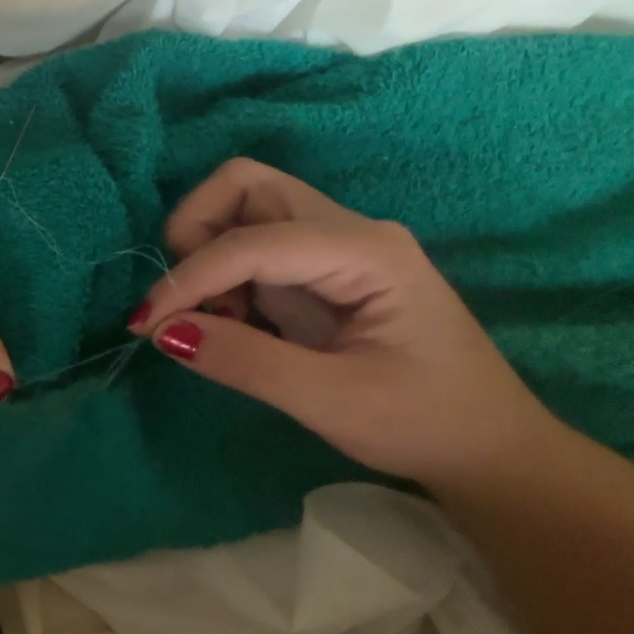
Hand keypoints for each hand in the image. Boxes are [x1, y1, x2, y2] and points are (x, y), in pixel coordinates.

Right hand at [129, 158, 564, 483]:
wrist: (486, 448)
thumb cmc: (423, 423)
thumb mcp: (332, 402)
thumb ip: (244, 361)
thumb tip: (162, 330)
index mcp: (368, 253)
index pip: (251, 241)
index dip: (190, 278)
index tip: (147, 327)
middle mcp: (348, 231)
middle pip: (243, 186)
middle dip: (195, 233)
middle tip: (189, 301)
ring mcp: (332, 246)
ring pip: (240, 207)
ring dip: (205, 254)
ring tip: (218, 320)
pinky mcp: (316, 269)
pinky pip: (247, 245)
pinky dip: (220, 275)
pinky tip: (236, 325)